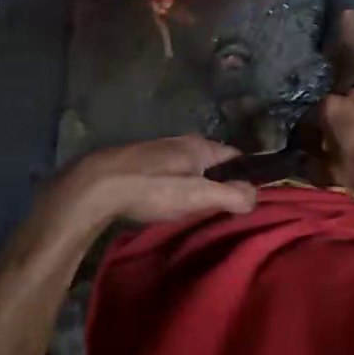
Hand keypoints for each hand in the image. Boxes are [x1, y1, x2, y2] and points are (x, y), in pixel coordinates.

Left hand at [38, 136, 257, 226]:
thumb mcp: (198, 195)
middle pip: (212, 163)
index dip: (248, 176)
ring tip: (198, 211)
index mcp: (200, 146)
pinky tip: (168, 205)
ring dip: (196, 187)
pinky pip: (169, 175)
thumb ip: (231, 195)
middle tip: (226, 211)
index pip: (236, 157)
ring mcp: (158, 152)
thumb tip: (256, 195)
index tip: (253, 199)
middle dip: (221, 183)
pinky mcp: (139, 164)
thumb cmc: (152, 188)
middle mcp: (181, 142)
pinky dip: (175, 189)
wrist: (97, 185)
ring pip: (189, 169)